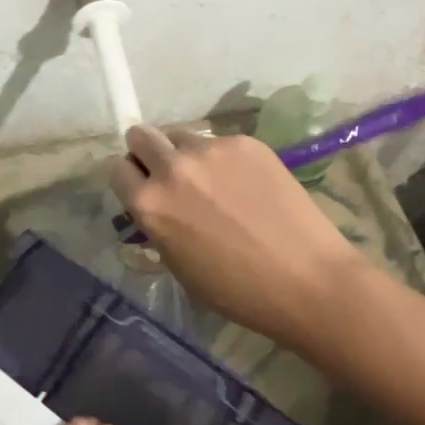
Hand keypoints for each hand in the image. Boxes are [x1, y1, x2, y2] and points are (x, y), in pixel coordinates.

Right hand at [109, 124, 365, 344]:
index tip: (143, 188)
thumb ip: (157, 226)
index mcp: (149, 203)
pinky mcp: (247, 142)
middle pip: (141, 135)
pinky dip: (225, 158)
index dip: (130, 178)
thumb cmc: (237, 290)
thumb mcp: (177, 265)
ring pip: (183, 135)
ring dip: (187, 153)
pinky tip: (248, 185)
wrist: (308, 280)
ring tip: (214, 181)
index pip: (117, 168)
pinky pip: (221, 141)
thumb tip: (155, 208)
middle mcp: (173, 167)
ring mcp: (212, 150)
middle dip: (149, 152)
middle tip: (169, 174)